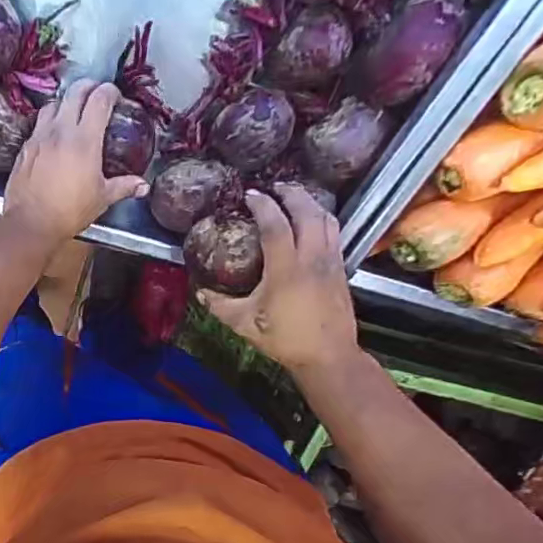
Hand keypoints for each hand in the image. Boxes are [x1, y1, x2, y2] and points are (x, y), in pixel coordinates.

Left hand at [1, 79, 147, 246]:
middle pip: (74, 92)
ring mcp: (40, 137)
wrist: (31, 222)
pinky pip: (38, 124)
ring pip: (52, 104)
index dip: (109, 91)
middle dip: (88, 87)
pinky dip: (49, 120)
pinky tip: (53, 132)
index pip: (99, 100)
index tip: (115, 95)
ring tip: (73, 109)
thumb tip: (143, 185)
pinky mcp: (25, 147)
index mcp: (84, 140)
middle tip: (96, 92)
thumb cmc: (70, 211)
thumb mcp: (102, 198)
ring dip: (65, 100)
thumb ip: (124, 186)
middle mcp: (61, 131)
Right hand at [199, 184, 358, 374]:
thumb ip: (220, 305)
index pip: (275, 225)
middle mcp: (312, 258)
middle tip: (274, 187)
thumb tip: (200, 292)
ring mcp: (331, 261)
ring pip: (325, 217)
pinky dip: (322, 217)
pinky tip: (311, 221)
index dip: (262, 205)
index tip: (250, 196)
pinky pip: (334, 231)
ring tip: (294, 197)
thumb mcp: (244, 324)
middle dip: (290, 193)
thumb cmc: (285, 339)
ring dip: (309, 202)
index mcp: (286, 269)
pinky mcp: (341, 268)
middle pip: (306, 211)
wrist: (328, 355)